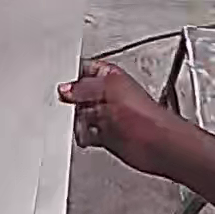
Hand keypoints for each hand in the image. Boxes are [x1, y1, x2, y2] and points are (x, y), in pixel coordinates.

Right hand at [58, 61, 187, 176]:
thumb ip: (83, 88)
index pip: (82, 69)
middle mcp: (106, 94)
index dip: (69, 75)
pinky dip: (81, 135)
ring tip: (76, 122)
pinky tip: (83, 135)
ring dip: (75, 120)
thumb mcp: (108, 90)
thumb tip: (65, 89)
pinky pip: (85, 133)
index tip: (56, 83)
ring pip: (80, 114)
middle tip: (63, 105)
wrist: (157, 144)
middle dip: (69, 100)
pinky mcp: (105, 134)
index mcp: (109, 75)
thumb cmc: (144, 113)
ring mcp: (105, 115)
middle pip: (78, 94)